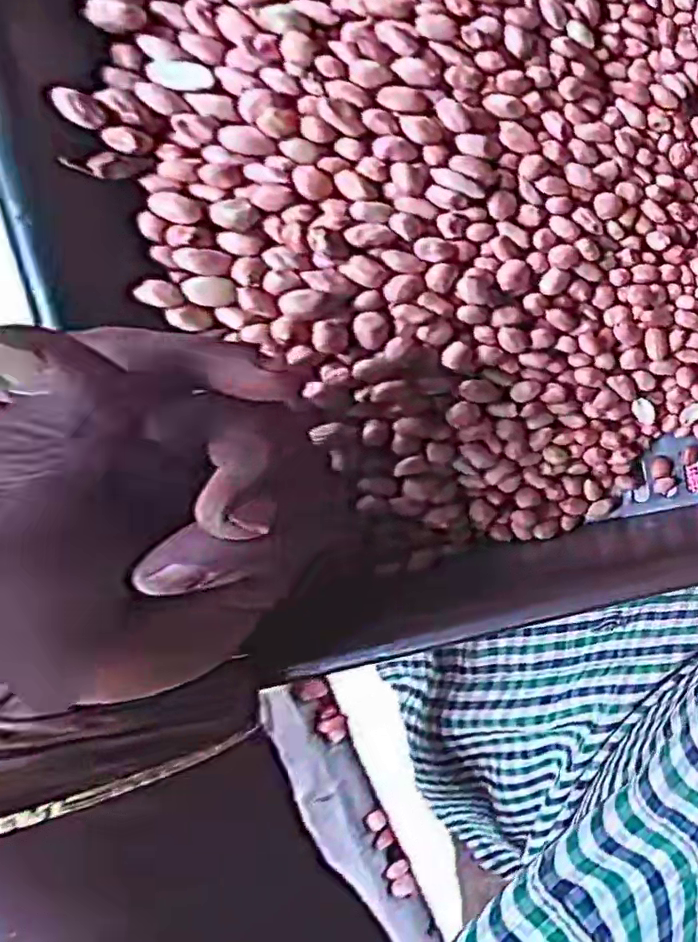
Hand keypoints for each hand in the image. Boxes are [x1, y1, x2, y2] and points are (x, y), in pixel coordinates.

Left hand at [0, 327, 349, 713]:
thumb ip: (48, 427)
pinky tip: (200, 584)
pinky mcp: (277, 531)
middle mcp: (163, 448)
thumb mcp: (14, 514)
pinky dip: (262, 555)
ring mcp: (227, 489)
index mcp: (87, 425)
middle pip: (253, 412)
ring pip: (298, 461)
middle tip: (236, 514)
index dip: (211, 360)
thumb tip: (38, 348)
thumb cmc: (6, 612)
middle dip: (255, 460)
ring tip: (181, 573)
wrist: (51, 702)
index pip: (153, 359)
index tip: (266, 382)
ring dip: (254, 517)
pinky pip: (314, 516)